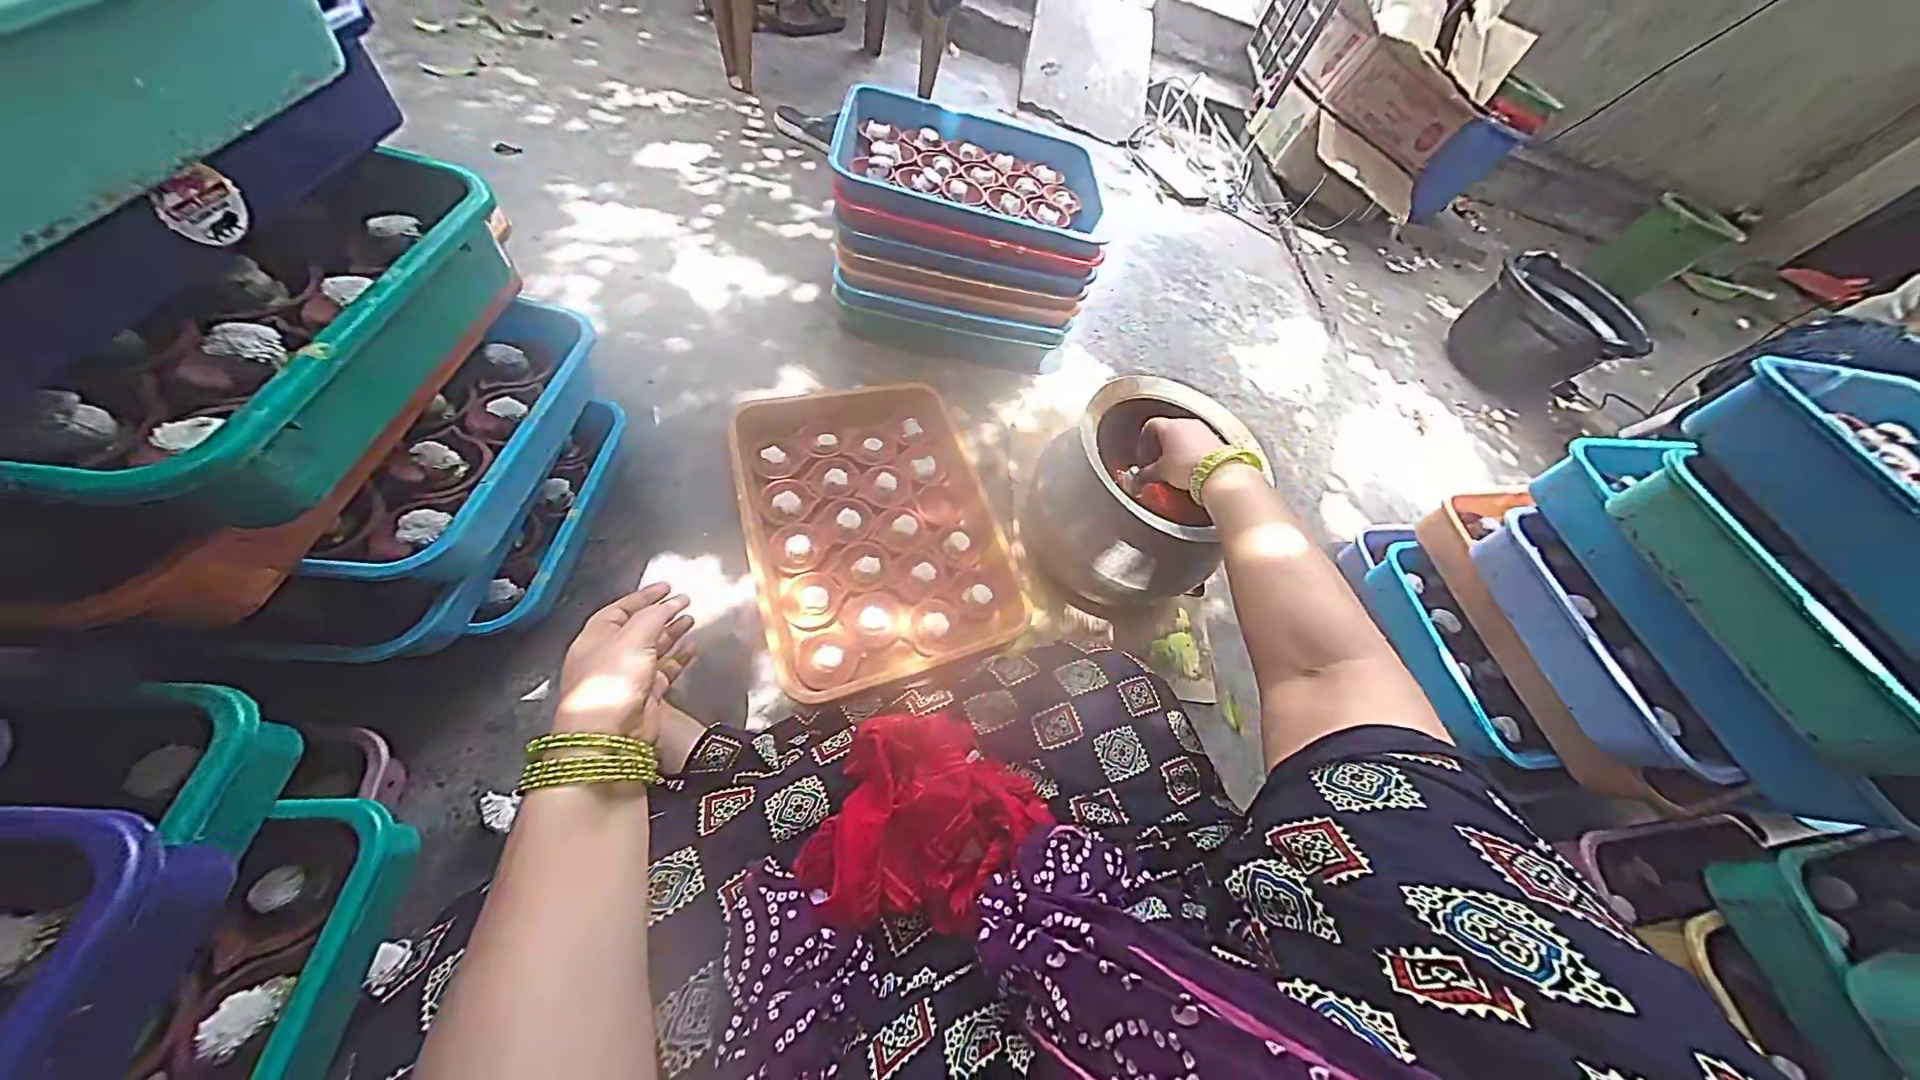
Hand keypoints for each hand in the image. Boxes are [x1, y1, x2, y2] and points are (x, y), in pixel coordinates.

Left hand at [554, 583, 693, 741]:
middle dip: (661, 613)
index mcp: (596, 638)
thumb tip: (673, 602)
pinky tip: (693, 647)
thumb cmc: (612, 682)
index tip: (666, 587)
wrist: (610, 734)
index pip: (621, 609)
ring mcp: (629, 675)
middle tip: (684, 601)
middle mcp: (610, 655)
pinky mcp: (646, 693)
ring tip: (691, 619)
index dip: (644, 596)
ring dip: (673, 632)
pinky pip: (666, 669)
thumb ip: (654, 615)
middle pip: (639, 627)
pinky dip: (680, 657)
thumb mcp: (633, 638)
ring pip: (654, 647)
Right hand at [1139, 417, 1227, 491]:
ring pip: (1183, 434)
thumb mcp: (1161, 472)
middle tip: (1158, 462)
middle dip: (1161, 445)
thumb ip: (1147, 473)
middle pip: (1167, 428)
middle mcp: (1186, 422)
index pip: (1150, 425)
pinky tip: (1190, 464)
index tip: (1145, 456)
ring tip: (1175, 464)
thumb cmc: (1186, 467)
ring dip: (1177, 447)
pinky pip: (1197, 440)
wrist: (1218, 472)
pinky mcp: (1214, 437)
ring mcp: (1202, 428)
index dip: (1144, 441)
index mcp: (1169, 426)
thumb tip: (1141, 477)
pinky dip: (1190, 450)